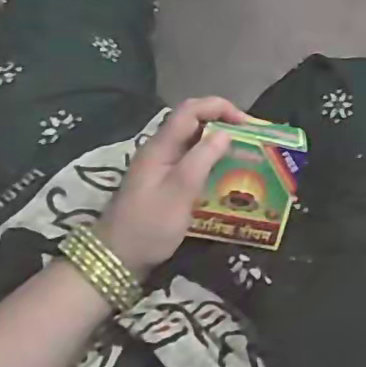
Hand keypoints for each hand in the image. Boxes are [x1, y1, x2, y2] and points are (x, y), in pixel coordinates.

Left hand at [95, 97, 248, 273]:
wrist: (116, 259)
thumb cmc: (149, 225)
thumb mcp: (180, 191)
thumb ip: (202, 158)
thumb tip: (225, 133)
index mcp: (161, 145)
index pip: (191, 109)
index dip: (220, 107)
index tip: (247, 124)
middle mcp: (160, 149)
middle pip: (193, 121)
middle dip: (223, 122)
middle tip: (249, 139)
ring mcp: (160, 165)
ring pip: (192, 140)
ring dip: (218, 142)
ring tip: (242, 154)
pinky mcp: (163, 181)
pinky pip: (190, 159)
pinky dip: (210, 160)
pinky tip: (224, 175)